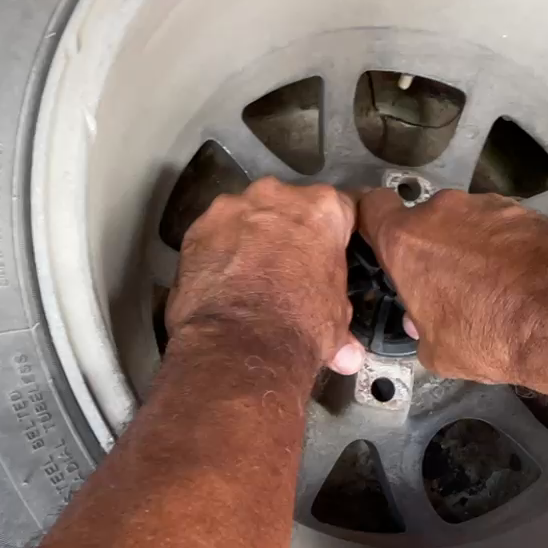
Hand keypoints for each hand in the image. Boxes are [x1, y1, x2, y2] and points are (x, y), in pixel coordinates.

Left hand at [168, 177, 363, 374]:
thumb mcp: (335, 321)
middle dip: (286, 232)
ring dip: (248, 239)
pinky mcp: (198, 228)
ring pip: (245, 217)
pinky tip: (220, 282)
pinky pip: (211, 235)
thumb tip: (349, 352)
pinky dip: (216, 252)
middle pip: (286, 206)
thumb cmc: (297, 326)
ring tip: (247, 278)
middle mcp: (277, 196)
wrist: (240, 344)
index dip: (332, 234)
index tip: (325, 252)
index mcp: (323, 209)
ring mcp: (232, 208)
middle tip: (284, 268)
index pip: (338, 209)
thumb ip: (339, 316)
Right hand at [357, 188, 547, 391]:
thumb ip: (418, 328)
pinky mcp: (528, 211)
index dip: (371, 220)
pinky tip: (517, 281)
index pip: (372, 208)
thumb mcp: (435, 351)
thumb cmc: (489, 334)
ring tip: (487, 287)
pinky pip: (502, 228)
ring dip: (469, 248)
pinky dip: (504, 249)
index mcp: (406, 242)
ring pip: (464, 223)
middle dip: (429, 248)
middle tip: (441, 284)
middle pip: (423, 221)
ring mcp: (488, 206)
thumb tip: (422, 321)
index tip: (375, 234)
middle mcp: (443, 212)